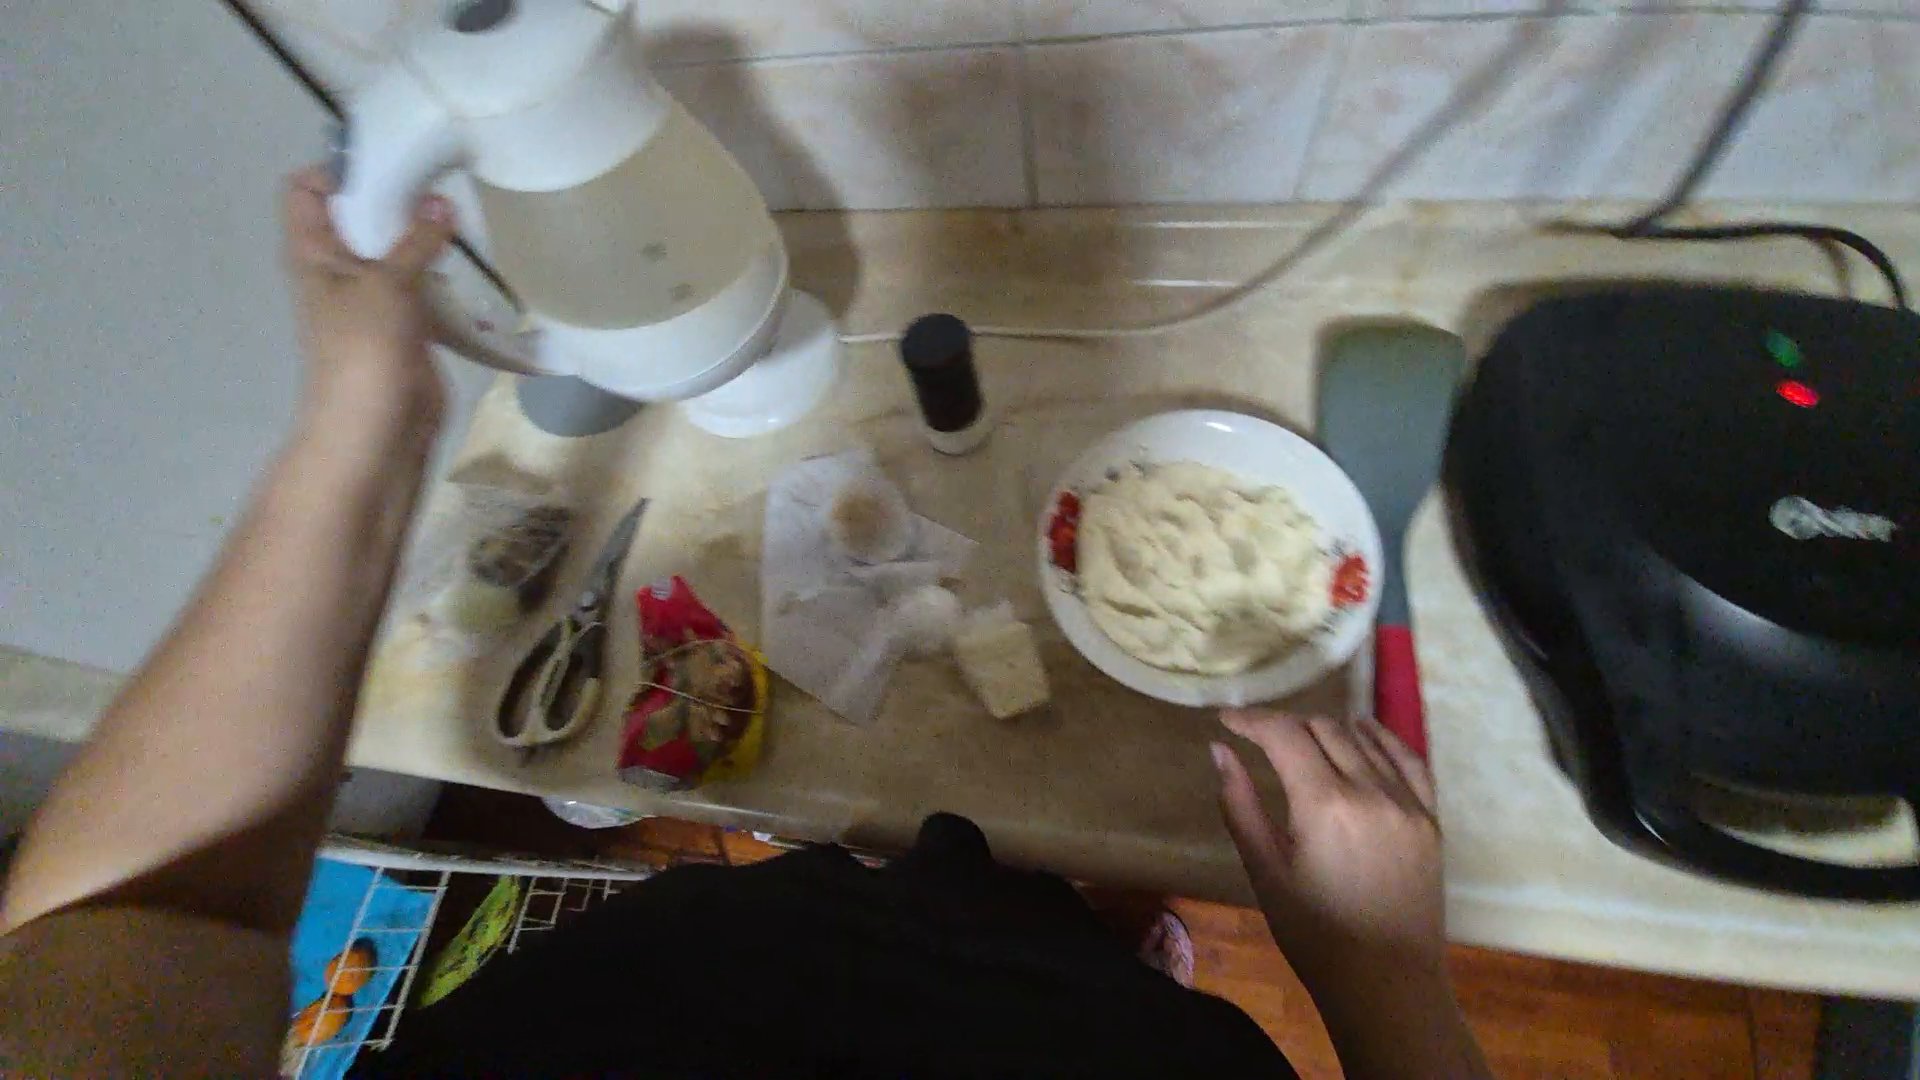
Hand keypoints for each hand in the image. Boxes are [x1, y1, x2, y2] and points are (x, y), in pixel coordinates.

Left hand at [282, 167, 454, 434]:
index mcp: (313, 253)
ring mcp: (374, 302)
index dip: (340, 171)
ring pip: (398, 258)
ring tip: (462, 234)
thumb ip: (416, 242)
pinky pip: (424, 294)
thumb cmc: (366, 347)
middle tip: (441, 196)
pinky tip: (472, 282)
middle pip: (359, 221)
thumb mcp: (388, 284)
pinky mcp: (407, 329)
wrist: (378, 422)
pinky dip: (446, 285)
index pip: (306, 190)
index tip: (393, 168)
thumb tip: (441, 201)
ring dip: (426, 246)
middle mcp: (339, 272)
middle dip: (397, 206)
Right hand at [1211, 710, 1444, 986]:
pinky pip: (1409, 761)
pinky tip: (1361, 729)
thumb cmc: (1313, 932)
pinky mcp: (1430, 820)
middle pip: (1321, 729)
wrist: (1386, 984)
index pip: (1283, 735)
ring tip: (1296, 738)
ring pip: (1360, 739)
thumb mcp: (1263, 868)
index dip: (1250, 720)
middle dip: (1282, 724)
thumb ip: (1239, 802)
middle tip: (1254, 736)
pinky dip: (1381, 738)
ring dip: (1323, 730)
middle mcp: (1370, 791)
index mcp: (1324, 804)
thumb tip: (1219, 749)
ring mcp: (1408, 804)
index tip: (1225, 719)